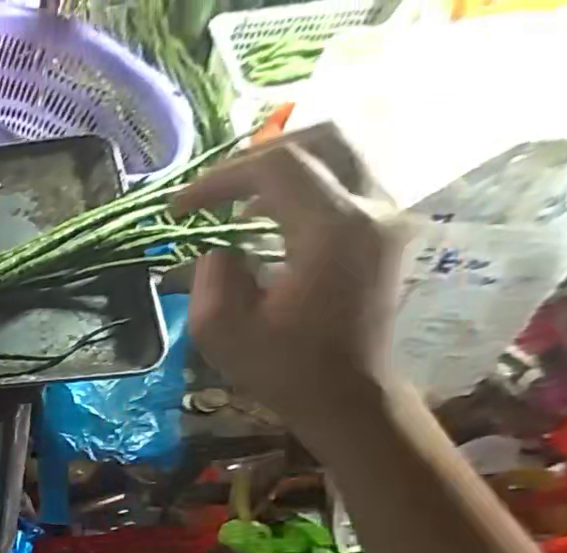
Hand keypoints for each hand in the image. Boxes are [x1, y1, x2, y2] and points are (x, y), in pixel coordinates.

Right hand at [173, 123, 407, 440]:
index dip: (220, 179)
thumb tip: (220, 246)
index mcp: (334, 231)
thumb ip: (212, 275)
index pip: (277, 169)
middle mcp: (373, 209)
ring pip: (337, 155)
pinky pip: (344, 181)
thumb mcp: (223, 332)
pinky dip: (301, 187)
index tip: (179, 208)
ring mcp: (388, 216)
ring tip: (236, 203)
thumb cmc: (286, 372)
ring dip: (280, 170)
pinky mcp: (385, 230)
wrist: (349, 399)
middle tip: (214, 190)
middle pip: (320, 140)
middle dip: (256, 158)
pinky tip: (267, 219)